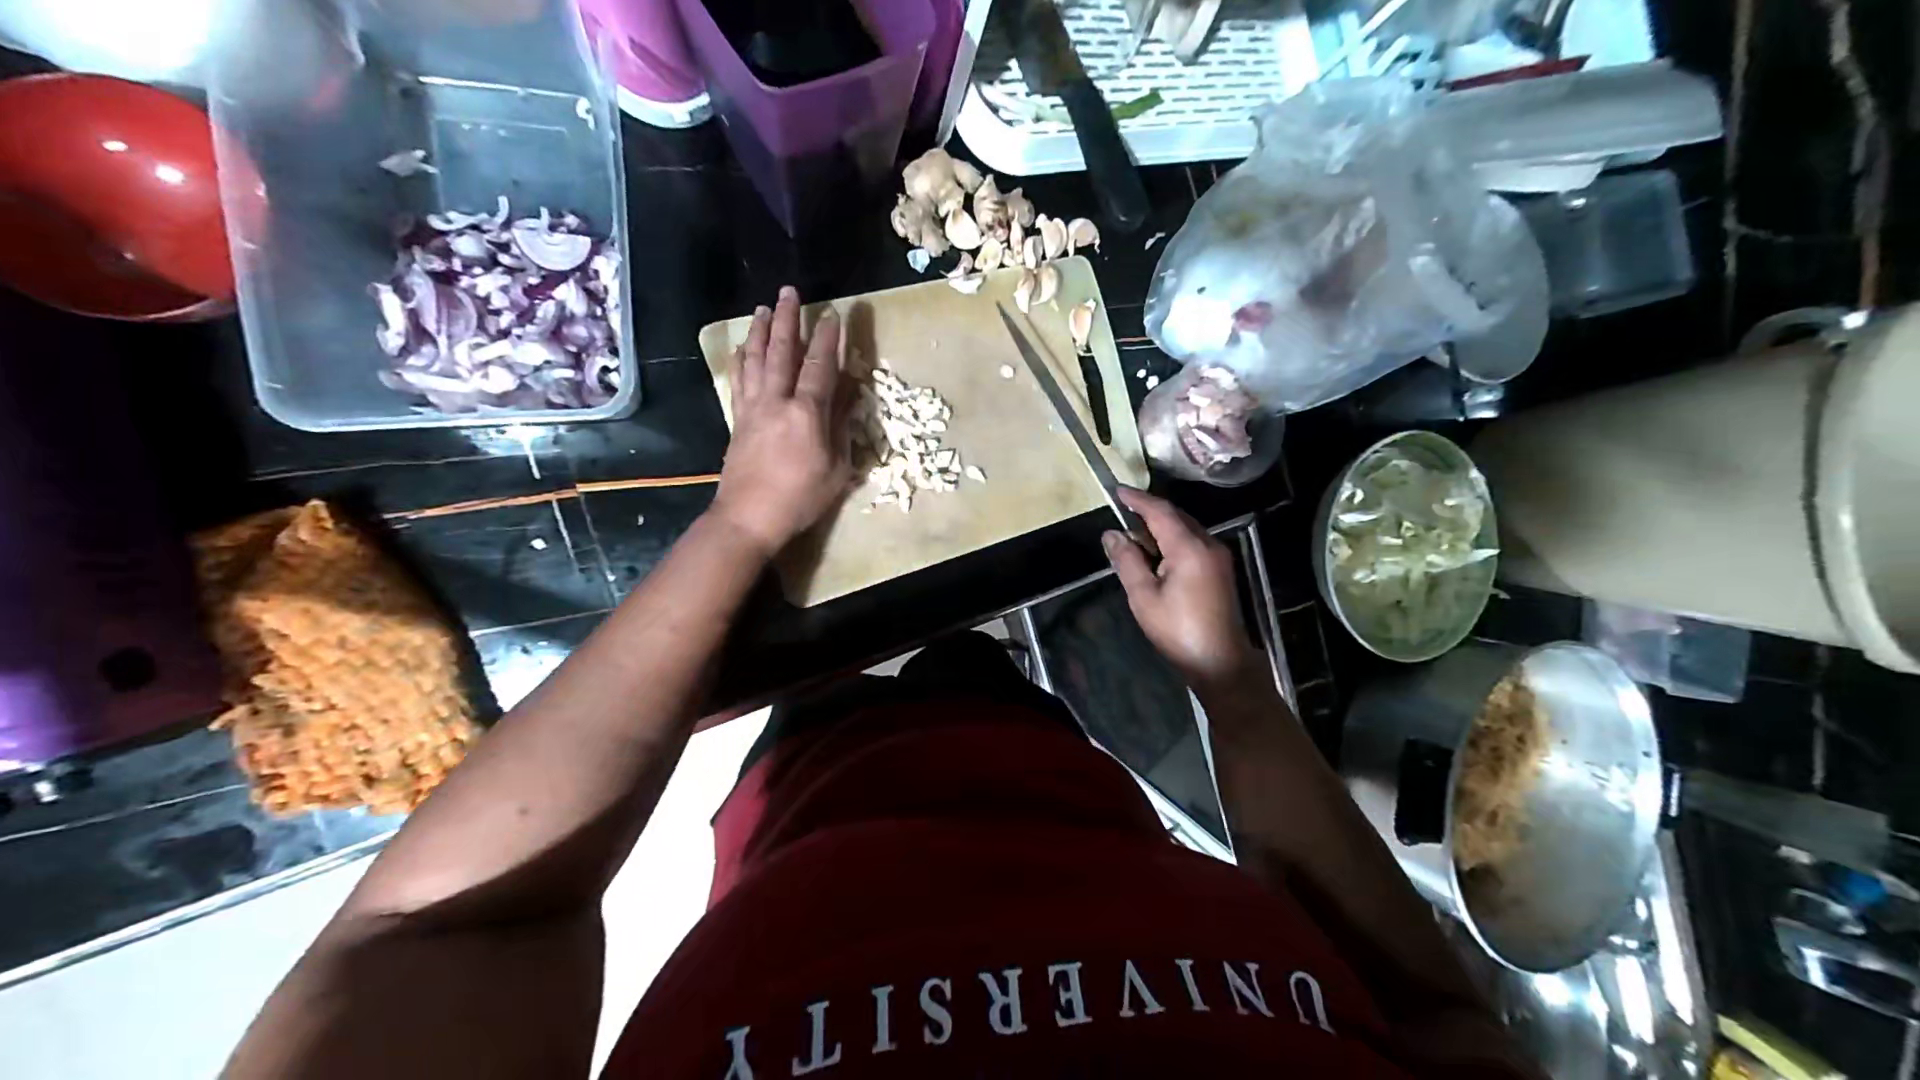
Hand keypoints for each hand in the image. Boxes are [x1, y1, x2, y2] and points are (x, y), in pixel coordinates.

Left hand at [710, 287, 851, 557]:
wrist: (748, 517)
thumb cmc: (800, 499)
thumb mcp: (836, 469)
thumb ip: (841, 428)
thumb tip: (848, 396)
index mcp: (806, 414)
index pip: (820, 367)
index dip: (829, 339)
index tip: (834, 314)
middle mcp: (777, 402)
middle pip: (782, 352)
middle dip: (788, 320)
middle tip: (790, 292)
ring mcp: (753, 409)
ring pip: (756, 360)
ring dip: (761, 332)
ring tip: (763, 309)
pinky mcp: (738, 421)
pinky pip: (739, 381)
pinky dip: (741, 360)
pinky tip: (742, 348)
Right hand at [1104, 487, 1263, 690]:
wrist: (1219, 661)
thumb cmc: (1177, 630)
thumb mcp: (1143, 596)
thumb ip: (1127, 560)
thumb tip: (1111, 534)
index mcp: (1189, 548)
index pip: (1160, 511)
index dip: (1137, 499)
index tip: (1117, 490)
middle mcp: (1208, 544)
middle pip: (1176, 516)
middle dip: (1148, 510)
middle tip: (1121, 510)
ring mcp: (1218, 556)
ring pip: (1186, 528)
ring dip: (1160, 525)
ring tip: (1133, 531)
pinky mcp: (1220, 569)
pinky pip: (1193, 542)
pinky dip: (1172, 539)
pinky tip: (1155, 551)